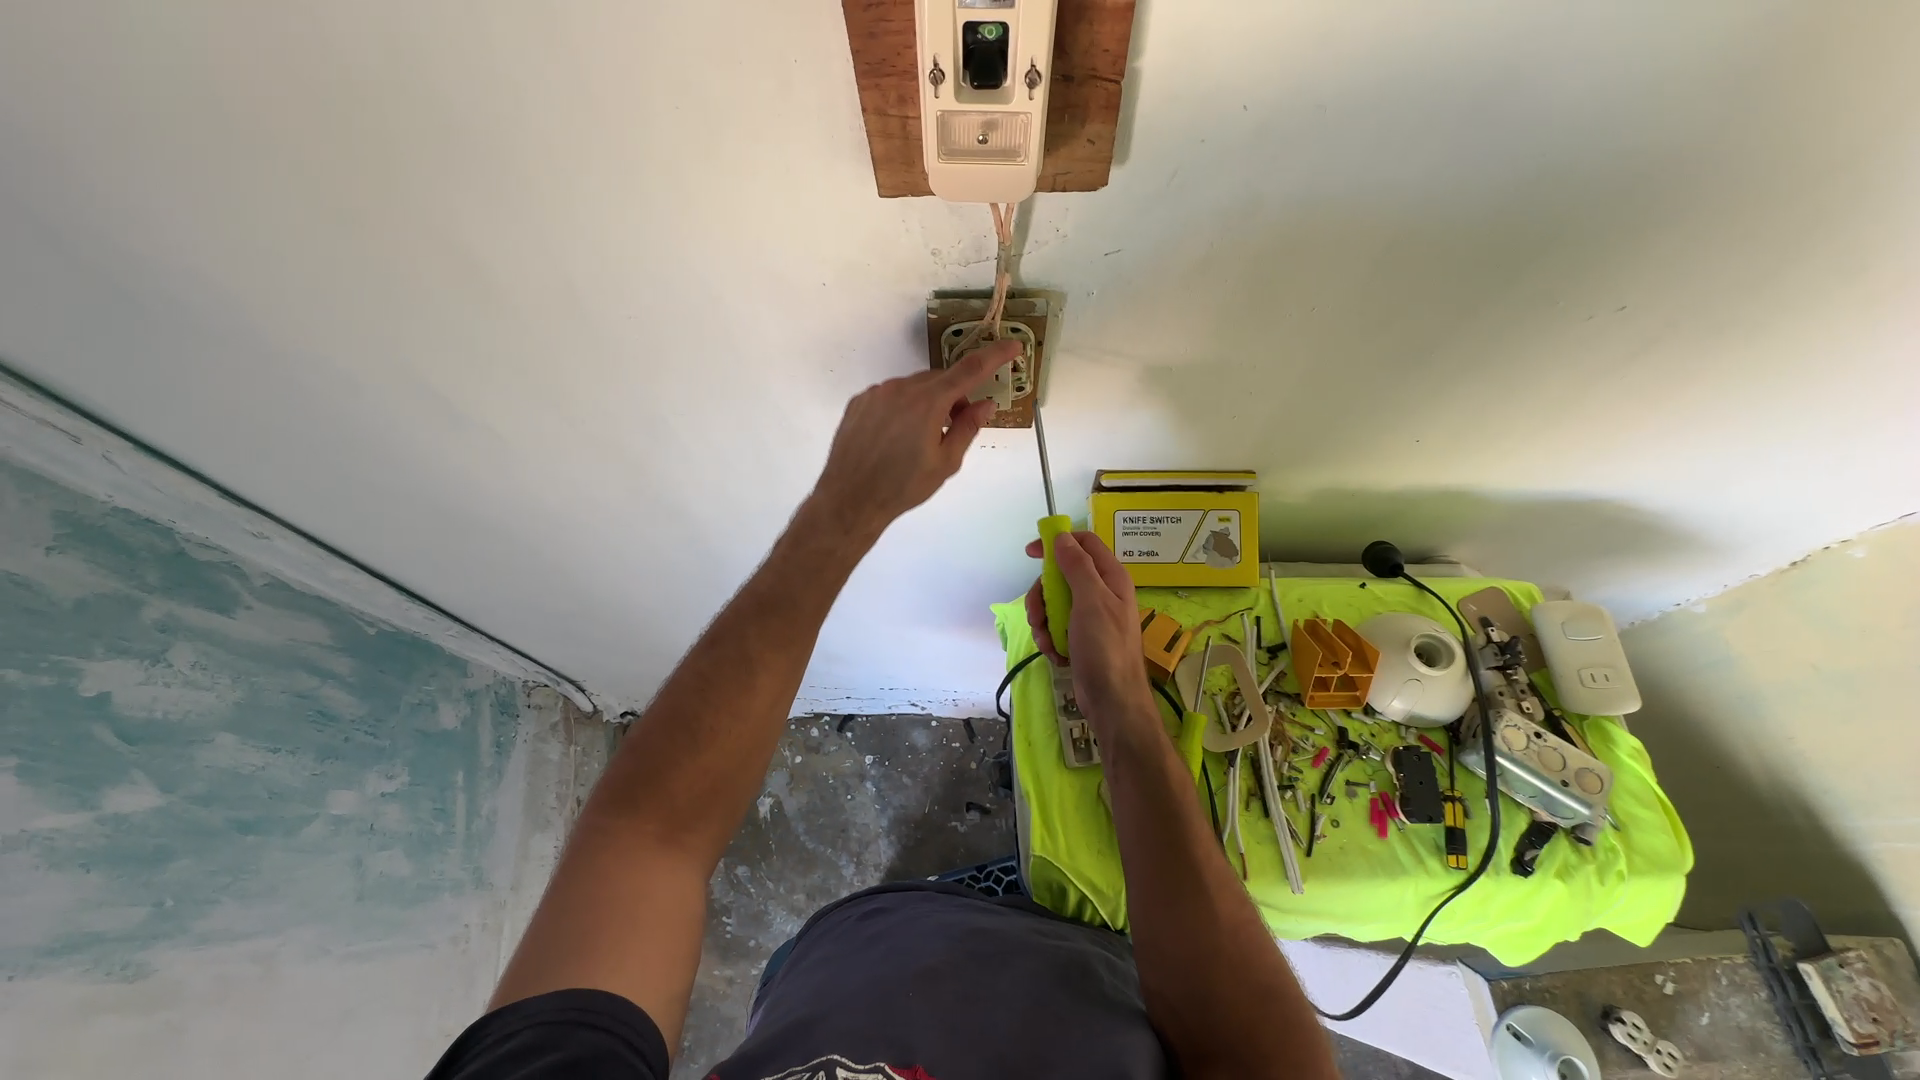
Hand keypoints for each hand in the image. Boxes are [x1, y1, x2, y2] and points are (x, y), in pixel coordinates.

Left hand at [809, 340, 1018, 537]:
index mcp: (928, 403)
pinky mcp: (859, 402)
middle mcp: (901, 389)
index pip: (970, 370)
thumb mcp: (945, 462)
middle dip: (954, 397)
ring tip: (920, 439)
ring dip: (927, 403)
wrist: (850, 499)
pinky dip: (903, 407)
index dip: (995, 356)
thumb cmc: (902, 486)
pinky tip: (897, 437)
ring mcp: (877, 393)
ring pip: (914, 387)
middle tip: (955, 427)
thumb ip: (968, 428)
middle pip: (940, 380)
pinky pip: (891, 395)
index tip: (1013, 347)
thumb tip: (986, 404)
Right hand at [1024, 531, 1157, 738]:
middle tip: (1036, 614)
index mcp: (1111, 578)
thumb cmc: (1105, 647)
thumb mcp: (1091, 601)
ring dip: (1043, 621)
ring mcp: (1091, 616)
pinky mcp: (1081, 637)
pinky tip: (1056, 654)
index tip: (1031, 553)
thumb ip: (1077, 566)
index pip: (1084, 544)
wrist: (1113, 699)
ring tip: (1047, 641)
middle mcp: (1102, 592)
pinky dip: (1050, 638)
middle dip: (1043, 595)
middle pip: (1061, 575)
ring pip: (1054, 603)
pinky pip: (1056, 626)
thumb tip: (1062, 537)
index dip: (1057, 542)